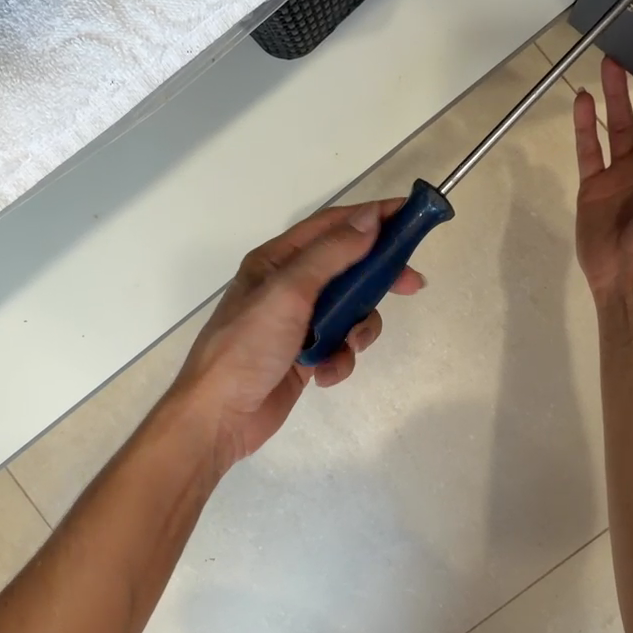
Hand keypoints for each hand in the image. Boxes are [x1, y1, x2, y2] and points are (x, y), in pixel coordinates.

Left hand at [169, 200, 425, 469]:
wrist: (219, 416)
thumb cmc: (248, 346)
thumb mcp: (289, 292)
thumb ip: (331, 254)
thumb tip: (369, 218)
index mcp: (277, 260)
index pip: (333, 225)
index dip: (373, 217)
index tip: (412, 216)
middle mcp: (289, 285)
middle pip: (349, 267)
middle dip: (379, 277)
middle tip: (413, 284)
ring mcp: (298, 322)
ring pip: (351, 311)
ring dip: (357, 330)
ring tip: (345, 346)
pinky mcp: (306, 355)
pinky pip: (340, 347)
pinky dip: (339, 360)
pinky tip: (322, 375)